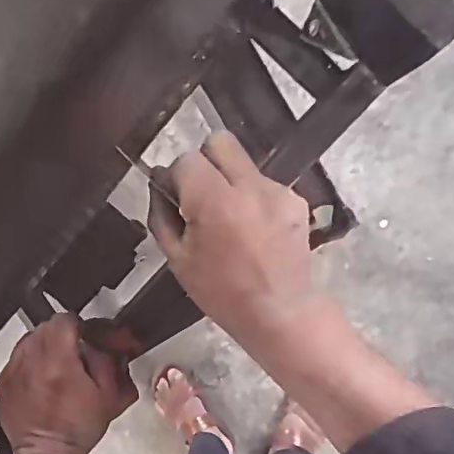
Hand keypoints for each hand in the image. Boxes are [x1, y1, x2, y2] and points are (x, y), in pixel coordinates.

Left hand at [0, 314, 136, 453]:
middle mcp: (32, 361)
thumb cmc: (76, 430)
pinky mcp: (3, 381)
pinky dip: (30, 363)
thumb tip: (106, 340)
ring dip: (45, 347)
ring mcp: (14, 371)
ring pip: (30, 340)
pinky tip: (41, 381)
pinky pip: (17, 358)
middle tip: (75, 353)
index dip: (79, 326)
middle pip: (46, 327)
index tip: (85, 337)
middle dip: (63, 336)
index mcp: (59, 361)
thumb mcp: (110, 395)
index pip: (65, 320)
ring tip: (57, 368)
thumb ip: (110, 360)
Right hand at [150, 132, 438, 450]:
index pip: (187, 160)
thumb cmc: (221, 292)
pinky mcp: (295, 199)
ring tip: (227, 220)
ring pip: (242, 163)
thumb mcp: (177, 260)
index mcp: (214, 201)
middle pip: (219, 142)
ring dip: (228, 181)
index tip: (174, 198)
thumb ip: (162, 216)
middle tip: (198, 195)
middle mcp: (248, 186)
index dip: (176, 178)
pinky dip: (251, 198)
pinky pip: (263, 184)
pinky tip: (251, 230)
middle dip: (203, 163)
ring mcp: (277, 190)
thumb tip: (158, 186)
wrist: (279, 311)